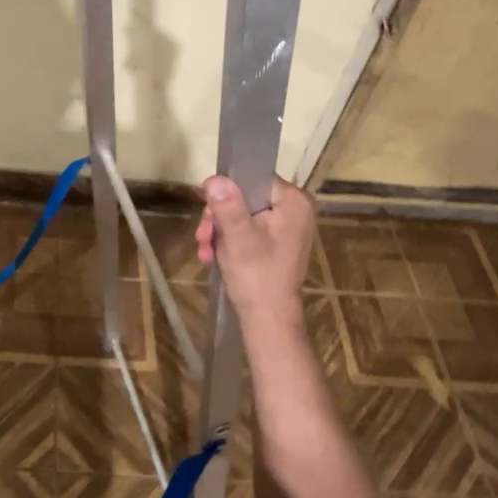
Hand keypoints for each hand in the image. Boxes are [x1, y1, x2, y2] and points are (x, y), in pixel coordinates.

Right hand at [195, 175, 314, 331]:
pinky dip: (229, 240)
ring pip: (242, 213)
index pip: (251, 179)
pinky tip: (213, 255)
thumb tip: (214, 178)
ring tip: (205, 251)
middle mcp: (296, 208)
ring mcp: (288, 226)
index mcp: (294, 201)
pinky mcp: (279, 241)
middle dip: (218, 218)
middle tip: (202, 238)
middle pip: (244, 197)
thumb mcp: (238, 238)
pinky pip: (248, 228)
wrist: (267, 320)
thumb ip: (227, 206)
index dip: (225, 194)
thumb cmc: (256, 276)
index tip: (207, 215)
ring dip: (219, 231)